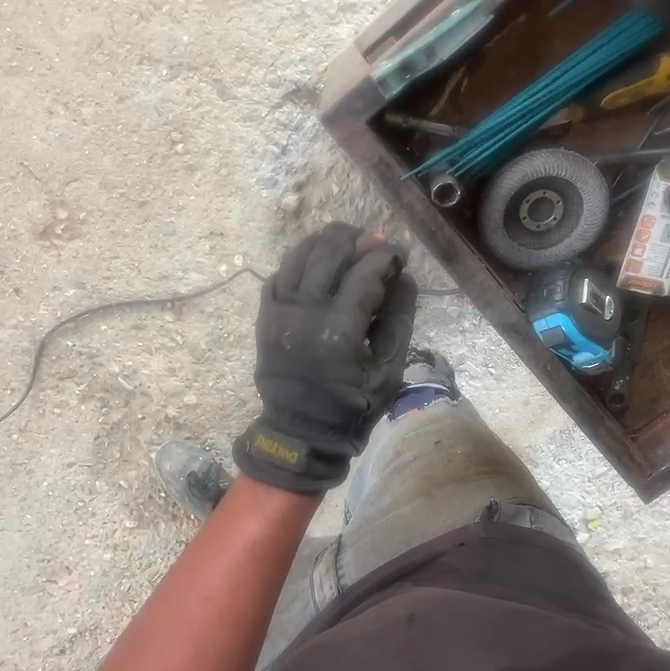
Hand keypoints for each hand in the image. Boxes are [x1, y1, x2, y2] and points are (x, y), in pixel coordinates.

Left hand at [235, 222, 416, 492]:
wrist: (301, 432)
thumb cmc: (352, 406)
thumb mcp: (389, 371)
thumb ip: (399, 320)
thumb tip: (404, 278)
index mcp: (339, 329)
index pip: (365, 272)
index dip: (386, 255)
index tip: (400, 254)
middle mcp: (305, 312)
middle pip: (329, 252)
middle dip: (356, 238)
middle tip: (374, 239)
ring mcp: (280, 312)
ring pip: (299, 256)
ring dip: (324, 242)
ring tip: (345, 241)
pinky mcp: (265, 318)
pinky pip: (278, 275)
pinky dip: (298, 262)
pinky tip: (315, 264)